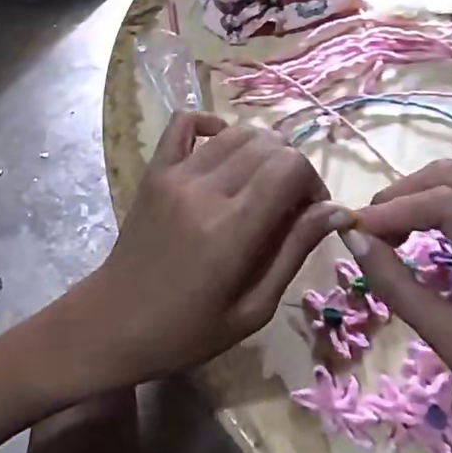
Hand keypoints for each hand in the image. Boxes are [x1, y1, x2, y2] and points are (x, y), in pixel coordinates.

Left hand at [61, 113, 338, 384]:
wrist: (114, 323)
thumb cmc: (187, 330)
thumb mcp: (253, 308)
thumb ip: (294, 251)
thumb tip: (337, 210)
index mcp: (231, 230)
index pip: (290, 168)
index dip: (313, 183)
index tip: (311, 211)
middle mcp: (204, 191)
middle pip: (269, 145)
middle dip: (292, 168)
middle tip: (288, 203)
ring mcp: (174, 174)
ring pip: (237, 131)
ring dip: (262, 150)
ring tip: (260, 182)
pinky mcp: (154, 170)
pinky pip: (185, 122)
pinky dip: (213, 124)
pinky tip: (223, 149)